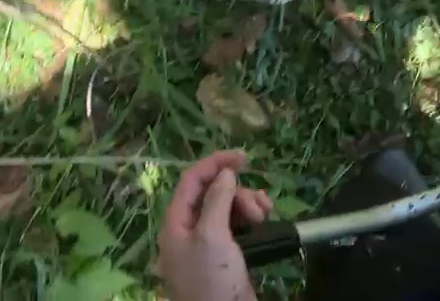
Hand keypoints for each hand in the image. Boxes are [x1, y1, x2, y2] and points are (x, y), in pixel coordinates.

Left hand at [156, 150, 273, 300]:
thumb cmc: (212, 282)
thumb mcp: (212, 236)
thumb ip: (217, 199)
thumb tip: (226, 173)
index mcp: (175, 223)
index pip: (192, 180)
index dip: (216, 162)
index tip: (244, 157)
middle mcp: (188, 231)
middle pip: (212, 193)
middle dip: (238, 191)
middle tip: (259, 205)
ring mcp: (207, 246)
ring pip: (227, 209)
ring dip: (248, 204)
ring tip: (264, 214)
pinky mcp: (226, 259)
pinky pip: (237, 227)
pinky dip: (250, 220)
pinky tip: (264, 221)